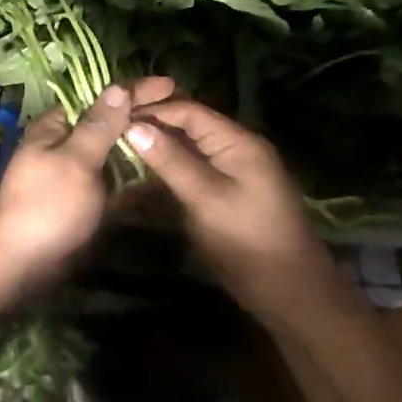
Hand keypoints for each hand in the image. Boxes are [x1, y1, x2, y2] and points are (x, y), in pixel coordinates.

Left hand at [0, 79, 170, 313]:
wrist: (20, 262)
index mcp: (54, 126)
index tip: (171, 85)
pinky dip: (130, 172)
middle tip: (181, 111)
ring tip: (178, 137)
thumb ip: (98, 126)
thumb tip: (118, 88)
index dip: (133, 90)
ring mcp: (71, 171)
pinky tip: (157, 171)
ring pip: (110, 150)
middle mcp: (61, 143)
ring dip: (138, 144)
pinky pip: (109, 176)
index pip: (97, 97)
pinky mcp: (79, 196)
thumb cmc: (47, 206)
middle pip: (105, 122)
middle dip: (139, 116)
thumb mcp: (75, 161)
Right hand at [124, 96, 329, 311]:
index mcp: (238, 142)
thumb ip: (170, 161)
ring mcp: (232, 168)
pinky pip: (192, 162)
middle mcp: (236, 147)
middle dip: (152, 121)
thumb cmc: (247, 241)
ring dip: (157, 141)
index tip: (114, 116)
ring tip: (119, 142)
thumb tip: (132, 126)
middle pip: (189, 122)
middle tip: (112, 125)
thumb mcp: (205, 199)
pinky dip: (167, 160)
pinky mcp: (225, 187)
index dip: (151, 110)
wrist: (288, 291)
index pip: (188, 110)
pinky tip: (142, 166)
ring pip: (188, 142)